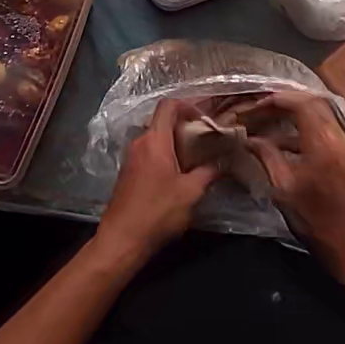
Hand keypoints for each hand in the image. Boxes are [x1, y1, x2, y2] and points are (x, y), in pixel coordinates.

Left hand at [93, 98, 219, 261]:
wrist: (122, 238)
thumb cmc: (158, 212)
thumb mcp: (190, 193)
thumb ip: (208, 172)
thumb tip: (222, 161)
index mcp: (154, 140)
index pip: (168, 106)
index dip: (188, 105)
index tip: (204, 119)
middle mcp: (139, 142)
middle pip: (162, 121)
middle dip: (185, 126)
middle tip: (205, 139)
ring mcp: (131, 157)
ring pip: (156, 137)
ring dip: (175, 142)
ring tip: (196, 157)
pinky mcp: (128, 171)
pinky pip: (149, 152)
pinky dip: (164, 154)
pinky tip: (178, 172)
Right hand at [245, 92, 344, 281]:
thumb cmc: (315, 220)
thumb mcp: (283, 187)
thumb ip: (266, 155)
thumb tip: (249, 139)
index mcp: (324, 143)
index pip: (302, 104)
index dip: (277, 99)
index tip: (254, 105)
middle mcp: (339, 138)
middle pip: (313, 103)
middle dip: (284, 101)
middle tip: (259, 107)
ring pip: (319, 115)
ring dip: (293, 114)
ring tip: (266, 121)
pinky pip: (323, 130)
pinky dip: (301, 129)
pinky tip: (281, 142)